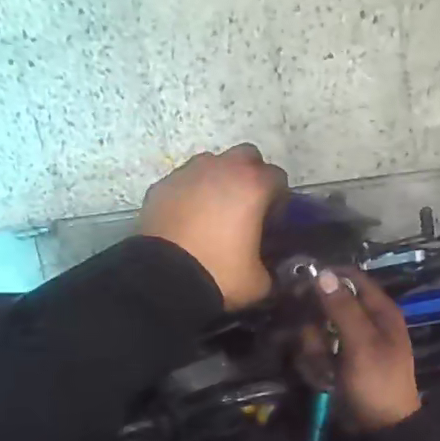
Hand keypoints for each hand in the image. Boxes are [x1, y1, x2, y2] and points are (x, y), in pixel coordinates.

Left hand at [137, 144, 288, 309]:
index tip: (270, 221)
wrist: (164, 279)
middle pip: (245, 157)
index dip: (277, 199)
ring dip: (217, 180)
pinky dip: (188, 194)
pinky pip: (182, 182)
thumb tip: (263, 270)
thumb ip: (268, 269)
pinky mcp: (162, 186)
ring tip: (211, 212)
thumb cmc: (219, 275)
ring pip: (211, 163)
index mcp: (252, 186)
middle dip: (249, 176)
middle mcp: (222, 169)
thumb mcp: (258, 283)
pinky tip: (185, 219)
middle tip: (244, 207)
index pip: (277, 178)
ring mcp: (188, 173)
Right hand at [315, 268, 421, 430]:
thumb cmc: (377, 382)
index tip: (300, 286)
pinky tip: (323, 380)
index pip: (351, 279)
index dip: (327, 279)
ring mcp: (350, 344)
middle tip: (315, 344)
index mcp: (380, 311)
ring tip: (324, 370)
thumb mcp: (361, 343)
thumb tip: (322, 274)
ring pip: (317, 332)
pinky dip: (316, 366)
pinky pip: (317, 353)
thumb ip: (342, 308)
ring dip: (314, 350)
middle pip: (327, 306)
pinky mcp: (338, 363)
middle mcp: (365, 322)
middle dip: (315, 327)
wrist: (381, 429)